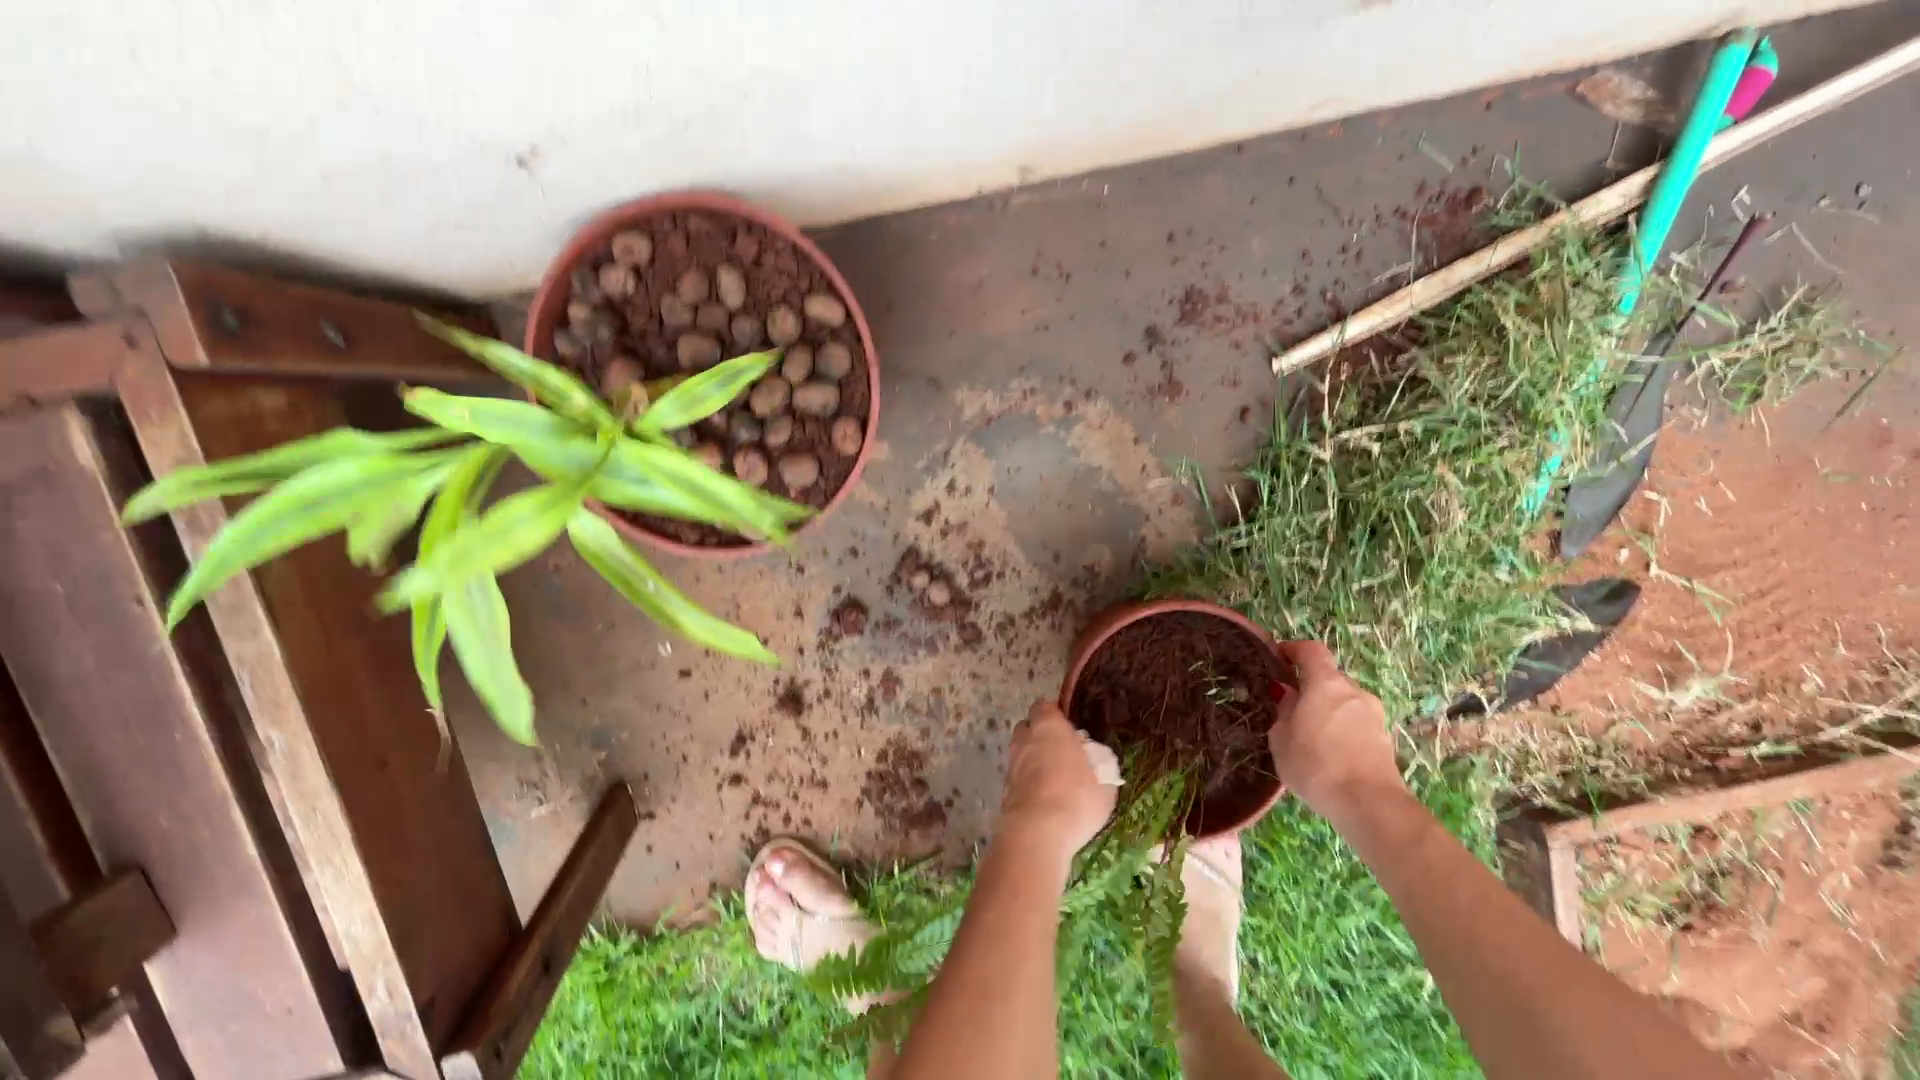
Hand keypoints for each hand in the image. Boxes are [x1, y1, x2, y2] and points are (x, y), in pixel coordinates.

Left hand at [997, 701, 1118, 859]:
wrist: (1037, 832)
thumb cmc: (1077, 798)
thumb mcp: (1105, 783)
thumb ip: (1100, 767)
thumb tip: (1098, 763)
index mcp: (1050, 728)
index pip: (1044, 707)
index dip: (1054, 715)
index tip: (1067, 728)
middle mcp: (1025, 741)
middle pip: (1026, 728)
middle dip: (1038, 735)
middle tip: (1059, 752)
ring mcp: (1011, 766)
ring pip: (1019, 754)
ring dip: (1031, 760)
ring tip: (1052, 778)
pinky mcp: (1004, 791)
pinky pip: (1016, 779)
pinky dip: (1025, 783)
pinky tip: (1041, 799)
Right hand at [1269, 641, 1405, 825]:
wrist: (1368, 804)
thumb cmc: (1315, 765)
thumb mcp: (1282, 739)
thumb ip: (1284, 711)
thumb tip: (1288, 695)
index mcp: (1326, 683)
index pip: (1312, 650)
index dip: (1294, 649)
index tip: (1279, 656)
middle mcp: (1354, 691)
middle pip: (1329, 678)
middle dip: (1310, 688)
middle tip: (1290, 709)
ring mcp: (1374, 715)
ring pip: (1344, 703)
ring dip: (1327, 711)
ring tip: (1309, 737)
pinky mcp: (1384, 738)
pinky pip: (1356, 723)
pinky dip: (1341, 729)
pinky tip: (1329, 754)